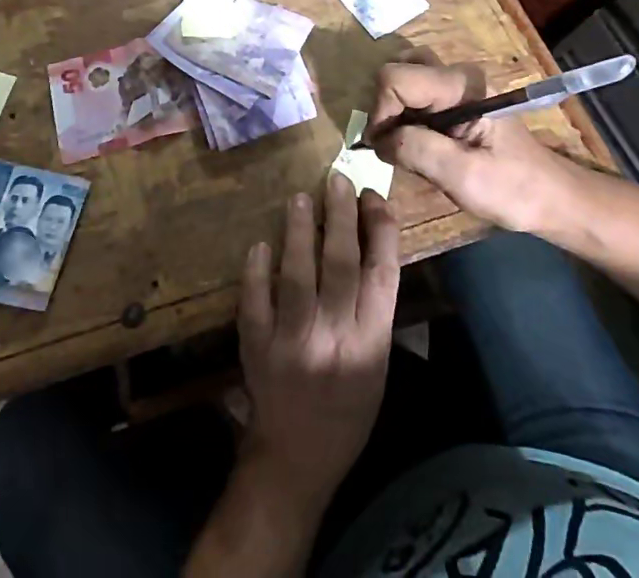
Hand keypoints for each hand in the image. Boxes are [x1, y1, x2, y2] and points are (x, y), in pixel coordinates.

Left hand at [237, 174, 399, 505]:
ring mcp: (292, 342)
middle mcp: (335, 338)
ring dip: (300, 233)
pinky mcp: (257, 349)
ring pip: (297, 276)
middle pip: (341, 265)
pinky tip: (260, 245)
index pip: (382, 274)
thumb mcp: (378, 365)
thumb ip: (375, 311)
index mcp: (371, 342)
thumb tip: (370, 248)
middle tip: (337, 180)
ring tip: (300, 198)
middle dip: (341, 217)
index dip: (381, 230)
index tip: (374, 197)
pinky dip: (256, 272)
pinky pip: (255, 302)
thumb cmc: (348, 410)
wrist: (297, 458)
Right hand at [366, 60, 564, 233]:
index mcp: (463, 86)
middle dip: (385, 107)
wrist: (552, 197)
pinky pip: (417, 96)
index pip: (396, 77)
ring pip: (406, 80)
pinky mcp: (457, 102)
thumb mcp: (463, 176)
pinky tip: (416, 146)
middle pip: (399, 70)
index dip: (381, 110)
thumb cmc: (513, 189)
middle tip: (392, 146)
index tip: (384, 147)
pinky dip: (405, 117)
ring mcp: (458, 87)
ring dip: (394, 112)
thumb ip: (417, 150)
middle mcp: (458, 76)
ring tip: (402, 146)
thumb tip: (377, 139)